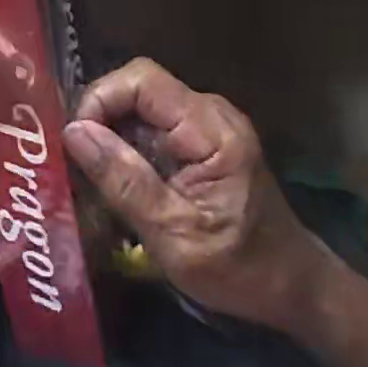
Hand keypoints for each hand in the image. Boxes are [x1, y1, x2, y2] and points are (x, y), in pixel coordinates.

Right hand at [61, 59, 331, 333]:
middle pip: (139, 87)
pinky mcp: (202, 137)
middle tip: (76, 159)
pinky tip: (117, 176)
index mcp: (211, 128)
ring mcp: (207, 122)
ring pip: (142, 105)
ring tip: (90, 171)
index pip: (142, 80)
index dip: (101, 98)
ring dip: (112, 132)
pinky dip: (128, 144)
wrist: (294, 286)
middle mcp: (209, 111)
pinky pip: (153, 123)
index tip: (76, 140)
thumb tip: (73, 132)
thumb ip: (125, 180)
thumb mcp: (174, 234)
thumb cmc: (240, 268)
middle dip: (101, 116)